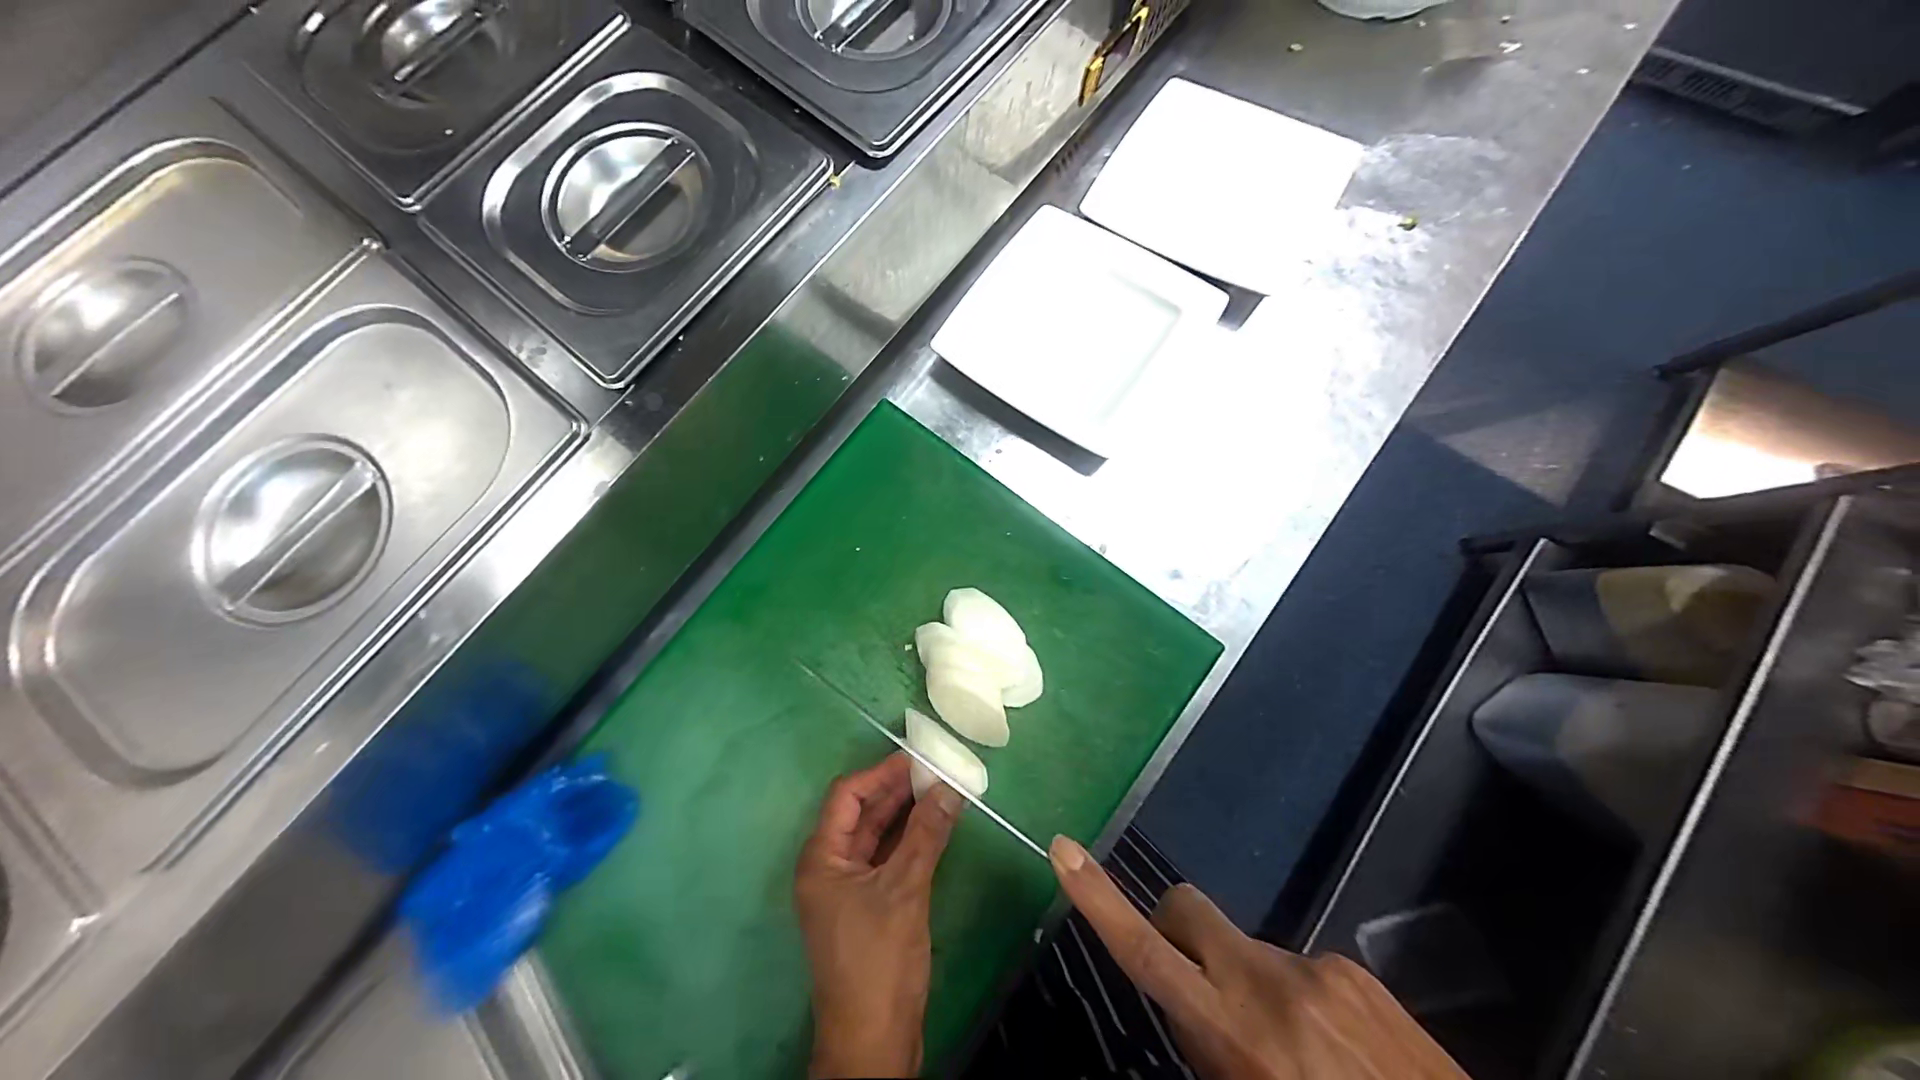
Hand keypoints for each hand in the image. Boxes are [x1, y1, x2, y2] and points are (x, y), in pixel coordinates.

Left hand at [795, 753, 963, 1078]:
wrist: (874, 1039)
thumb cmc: (878, 960)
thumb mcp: (904, 890)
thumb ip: (926, 834)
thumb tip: (950, 787)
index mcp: (822, 858)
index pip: (846, 796)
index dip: (881, 773)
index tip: (918, 758)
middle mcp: (830, 867)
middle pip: (863, 813)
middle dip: (898, 791)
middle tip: (938, 769)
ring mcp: (850, 887)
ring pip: (878, 836)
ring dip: (907, 814)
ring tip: (943, 789)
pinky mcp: (870, 905)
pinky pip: (889, 858)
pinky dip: (911, 840)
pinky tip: (938, 826)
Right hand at [1049, 836, 1467, 1079]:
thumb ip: (1209, 1046)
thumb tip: (1190, 1007)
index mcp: (1237, 1030)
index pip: (1147, 952)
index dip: (1099, 901)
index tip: (1064, 850)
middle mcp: (1271, 981)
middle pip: (1186, 909)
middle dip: (1173, 929)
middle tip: (1194, 988)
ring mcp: (1320, 968)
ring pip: (1245, 948)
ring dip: (1246, 983)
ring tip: (1295, 1055)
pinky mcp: (1357, 970)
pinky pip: (1298, 967)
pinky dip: (1294, 997)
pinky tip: (1334, 1053)